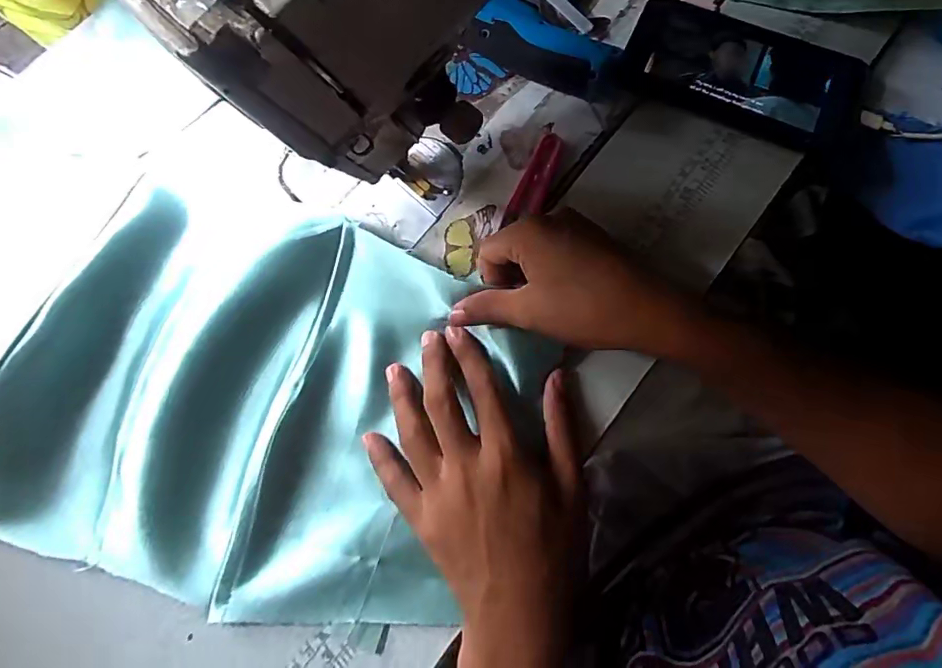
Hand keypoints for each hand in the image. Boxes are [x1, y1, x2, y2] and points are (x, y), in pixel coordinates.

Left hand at [365, 327, 583, 667]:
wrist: (519, 610)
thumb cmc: (553, 543)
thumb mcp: (571, 483)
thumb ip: (562, 427)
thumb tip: (556, 377)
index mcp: (505, 453)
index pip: (483, 391)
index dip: (469, 357)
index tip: (457, 331)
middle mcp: (466, 465)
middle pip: (442, 404)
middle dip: (433, 366)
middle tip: (426, 338)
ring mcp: (438, 492)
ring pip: (413, 434)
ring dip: (402, 399)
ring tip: (394, 369)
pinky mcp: (421, 519)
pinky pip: (394, 482)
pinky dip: (380, 457)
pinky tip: (370, 436)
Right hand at [449, 211, 704, 359]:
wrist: (647, 308)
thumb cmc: (582, 309)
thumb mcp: (529, 312)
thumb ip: (487, 306)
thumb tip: (452, 311)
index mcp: (526, 229)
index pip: (486, 253)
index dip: (493, 284)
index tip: (517, 307)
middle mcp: (547, 215)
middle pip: (510, 246)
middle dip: (513, 277)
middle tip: (533, 307)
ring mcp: (574, 220)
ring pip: (535, 247)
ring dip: (534, 273)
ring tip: (554, 301)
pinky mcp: (593, 231)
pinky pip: (558, 245)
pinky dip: (555, 266)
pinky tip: (573, 290)